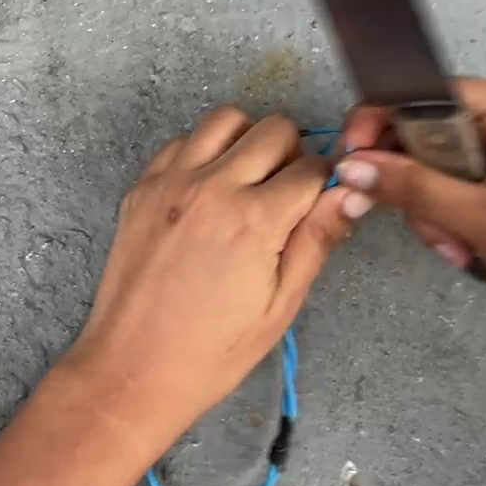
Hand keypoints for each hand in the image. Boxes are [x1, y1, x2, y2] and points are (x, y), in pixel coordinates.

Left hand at [55, 107, 361, 448]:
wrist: (133, 367)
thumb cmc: (214, 349)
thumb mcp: (280, 304)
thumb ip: (317, 239)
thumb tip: (352, 192)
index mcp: (254, 218)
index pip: (312, 167)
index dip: (324, 184)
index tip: (318, 202)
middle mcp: (212, 185)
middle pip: (273, 127)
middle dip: (290, 153)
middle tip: (283, 192)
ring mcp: (171, 180)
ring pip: (225, 118)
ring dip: (246, 140)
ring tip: (245, 181)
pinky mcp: (141, 185)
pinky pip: (181, 141)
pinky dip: (201, 153)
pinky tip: (204, 191)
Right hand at [335, 79, 485, 341]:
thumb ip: (417, 189)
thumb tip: (351, 167)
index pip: (431, 93)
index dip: (387, 116)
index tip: (354, 153)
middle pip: (428, 131)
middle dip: (413, 178)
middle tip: (415, 218)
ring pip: (433, 166)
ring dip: (430, 208)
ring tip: (455, 246)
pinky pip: (451, 190)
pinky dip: (446, 220)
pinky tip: (465, 250)